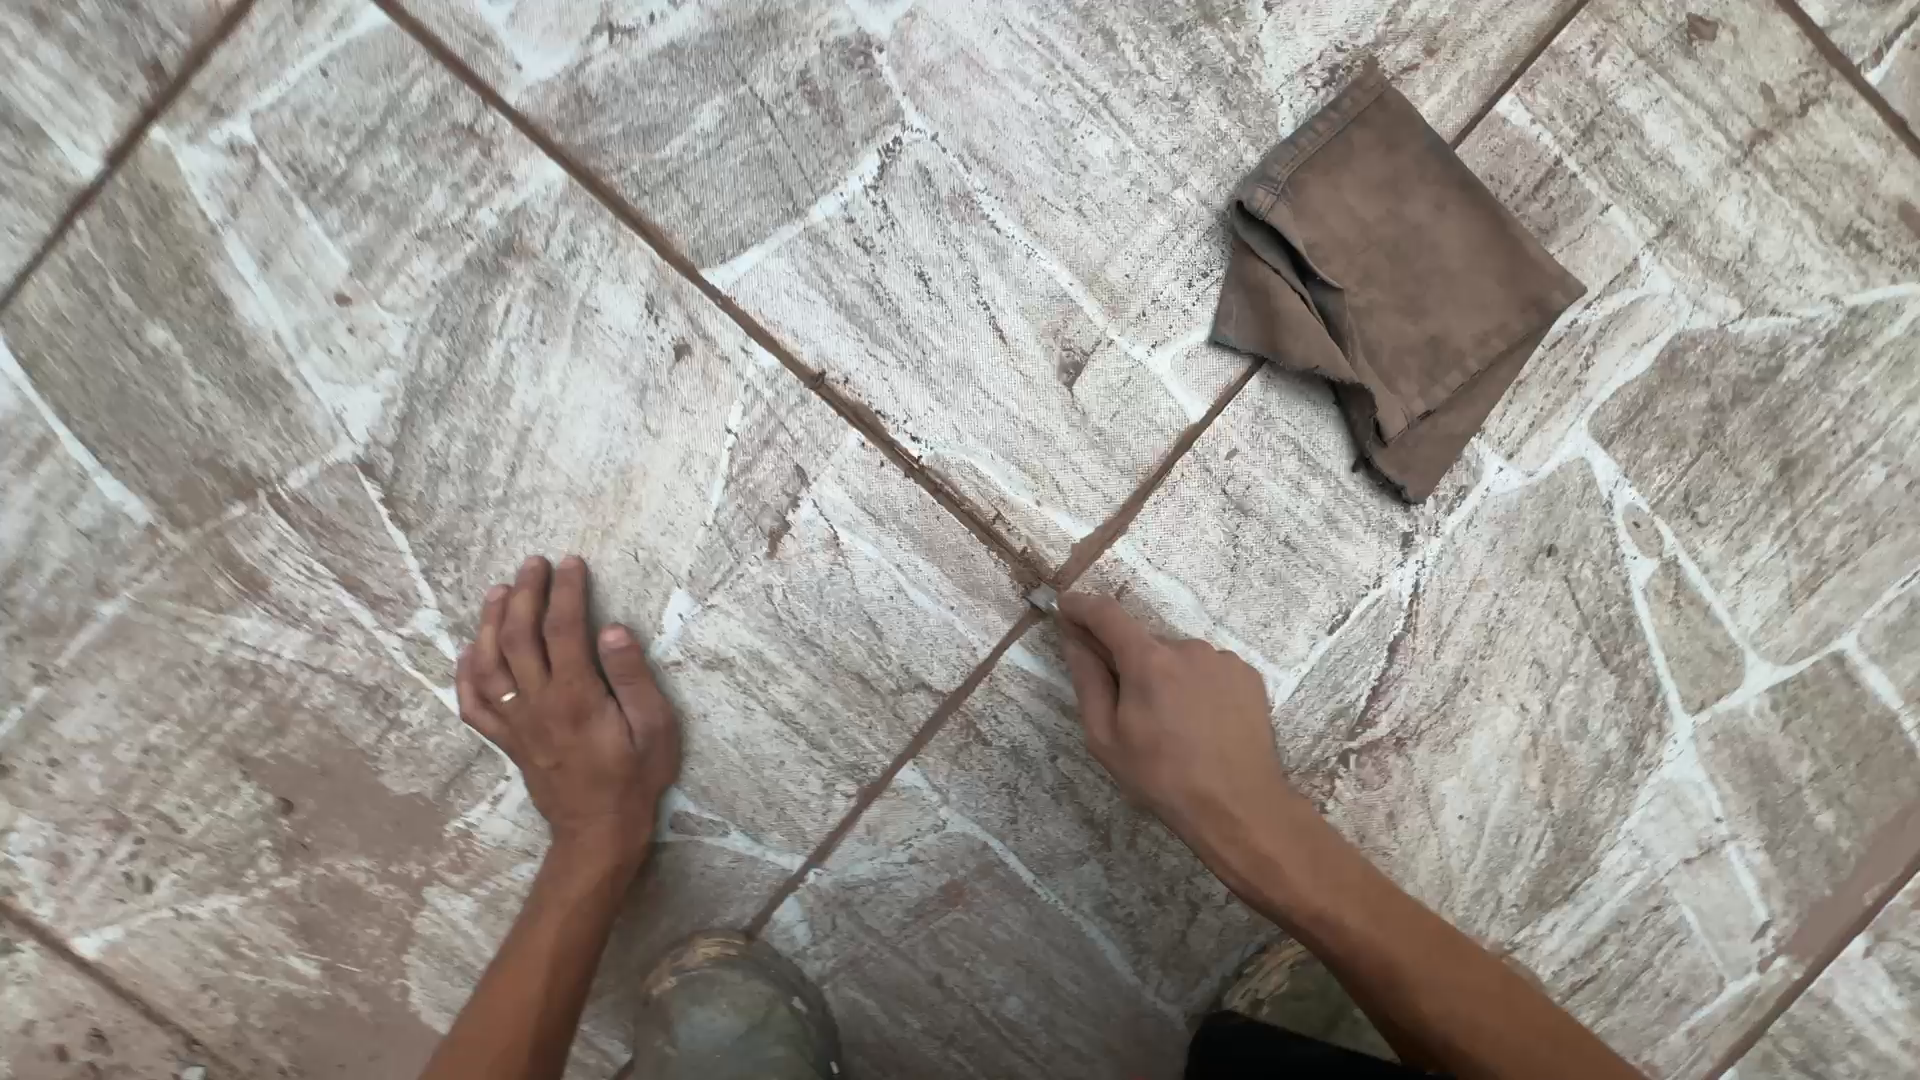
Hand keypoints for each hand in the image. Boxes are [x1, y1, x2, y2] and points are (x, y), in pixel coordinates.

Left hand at [456, 555, 680, 872]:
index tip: (571, 563)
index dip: (565, 591)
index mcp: (575, 695)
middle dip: (524, 594)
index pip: (564, 629)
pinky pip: (472, 702)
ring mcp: (515, 722)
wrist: (599, 829)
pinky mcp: (506, 739)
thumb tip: (612, 628)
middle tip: (533, 563)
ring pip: (488, 662)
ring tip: (498, 590)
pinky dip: (465, 671)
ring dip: (490, 621)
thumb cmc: (636, 774)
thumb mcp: (654, 726)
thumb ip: (632, 676)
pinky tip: (469, 649)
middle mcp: (536, 703)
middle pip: (519, 637)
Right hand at [1056, 592, 1301, 853]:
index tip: (1065, 606)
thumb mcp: (1106, 738)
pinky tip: (1202, 721)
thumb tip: (1074, 640)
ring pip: (1177, 657)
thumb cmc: (1161, 777)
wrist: (1239, 808)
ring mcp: (1222, 660)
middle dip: (1129, 663)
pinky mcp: (1248, 675)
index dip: (1081, 606)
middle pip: (1144, 643)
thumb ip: (1088, 681)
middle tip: (1130, 709)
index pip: (1106, 615)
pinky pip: (1207, 669)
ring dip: (1166, 676)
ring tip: (1174, 723)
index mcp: (1148, 662)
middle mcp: (1187, 648)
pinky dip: (1196, 684)